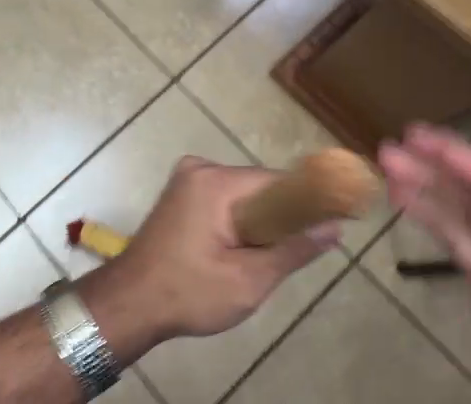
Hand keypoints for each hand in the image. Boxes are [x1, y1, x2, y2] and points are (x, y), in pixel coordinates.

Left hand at [81, 156, 341, 352]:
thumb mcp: (250, 279)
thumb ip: (293, 249)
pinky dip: (241, 222)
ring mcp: (187, 180)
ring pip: (245, 196)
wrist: (132, 300)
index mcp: (215, 181)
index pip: (279, 181)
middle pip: (261, 187)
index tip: (338, 222)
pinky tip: (244, 252)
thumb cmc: (190, 292)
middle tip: (296, 254)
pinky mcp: (182, 194)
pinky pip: (226, 201)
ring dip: (262, 223)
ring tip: (265, 259)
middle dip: (283, 218)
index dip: (311, 202)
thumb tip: (335, 228)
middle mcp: (200, 169)